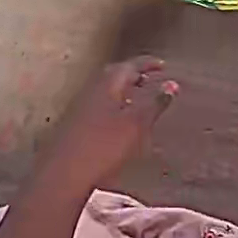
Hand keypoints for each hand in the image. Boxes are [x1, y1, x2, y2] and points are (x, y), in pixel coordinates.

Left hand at [37, 57, 177, 190]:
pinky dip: (115, 103)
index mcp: (108, 85)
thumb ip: (156, 103)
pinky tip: (120, 119)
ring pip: (106, 89)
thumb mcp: (137, 124)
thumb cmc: (104, 146)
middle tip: (150, 77)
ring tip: (139, 96)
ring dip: (124, 88)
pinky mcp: (75, 123)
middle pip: (115, 74)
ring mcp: (81, 106)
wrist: (64, 174)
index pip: (130, 65)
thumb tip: (172, 84)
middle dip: (134, 73)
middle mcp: (92, 90)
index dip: (148, 63)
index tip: (162, 65)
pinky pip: (100, 103)